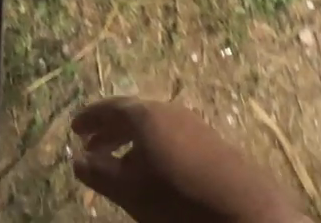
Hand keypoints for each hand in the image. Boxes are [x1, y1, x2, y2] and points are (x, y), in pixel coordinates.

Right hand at [71, 97, 305, 222]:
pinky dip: (153, 148)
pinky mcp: (212, 143)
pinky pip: (171, 136)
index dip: (90, 118)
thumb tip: (76, 158)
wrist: (246, 213)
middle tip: (90, 147)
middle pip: (132, 114)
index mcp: (147, 115)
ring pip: (153, 126)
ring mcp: (194, 124)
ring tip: (118, 164)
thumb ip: (100, 173)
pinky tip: (153, 171)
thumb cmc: (178, 201)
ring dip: (131, 141)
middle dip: (109, 130)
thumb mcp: (131, 192)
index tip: (74, 129)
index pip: (111, 107)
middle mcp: (169, 110)